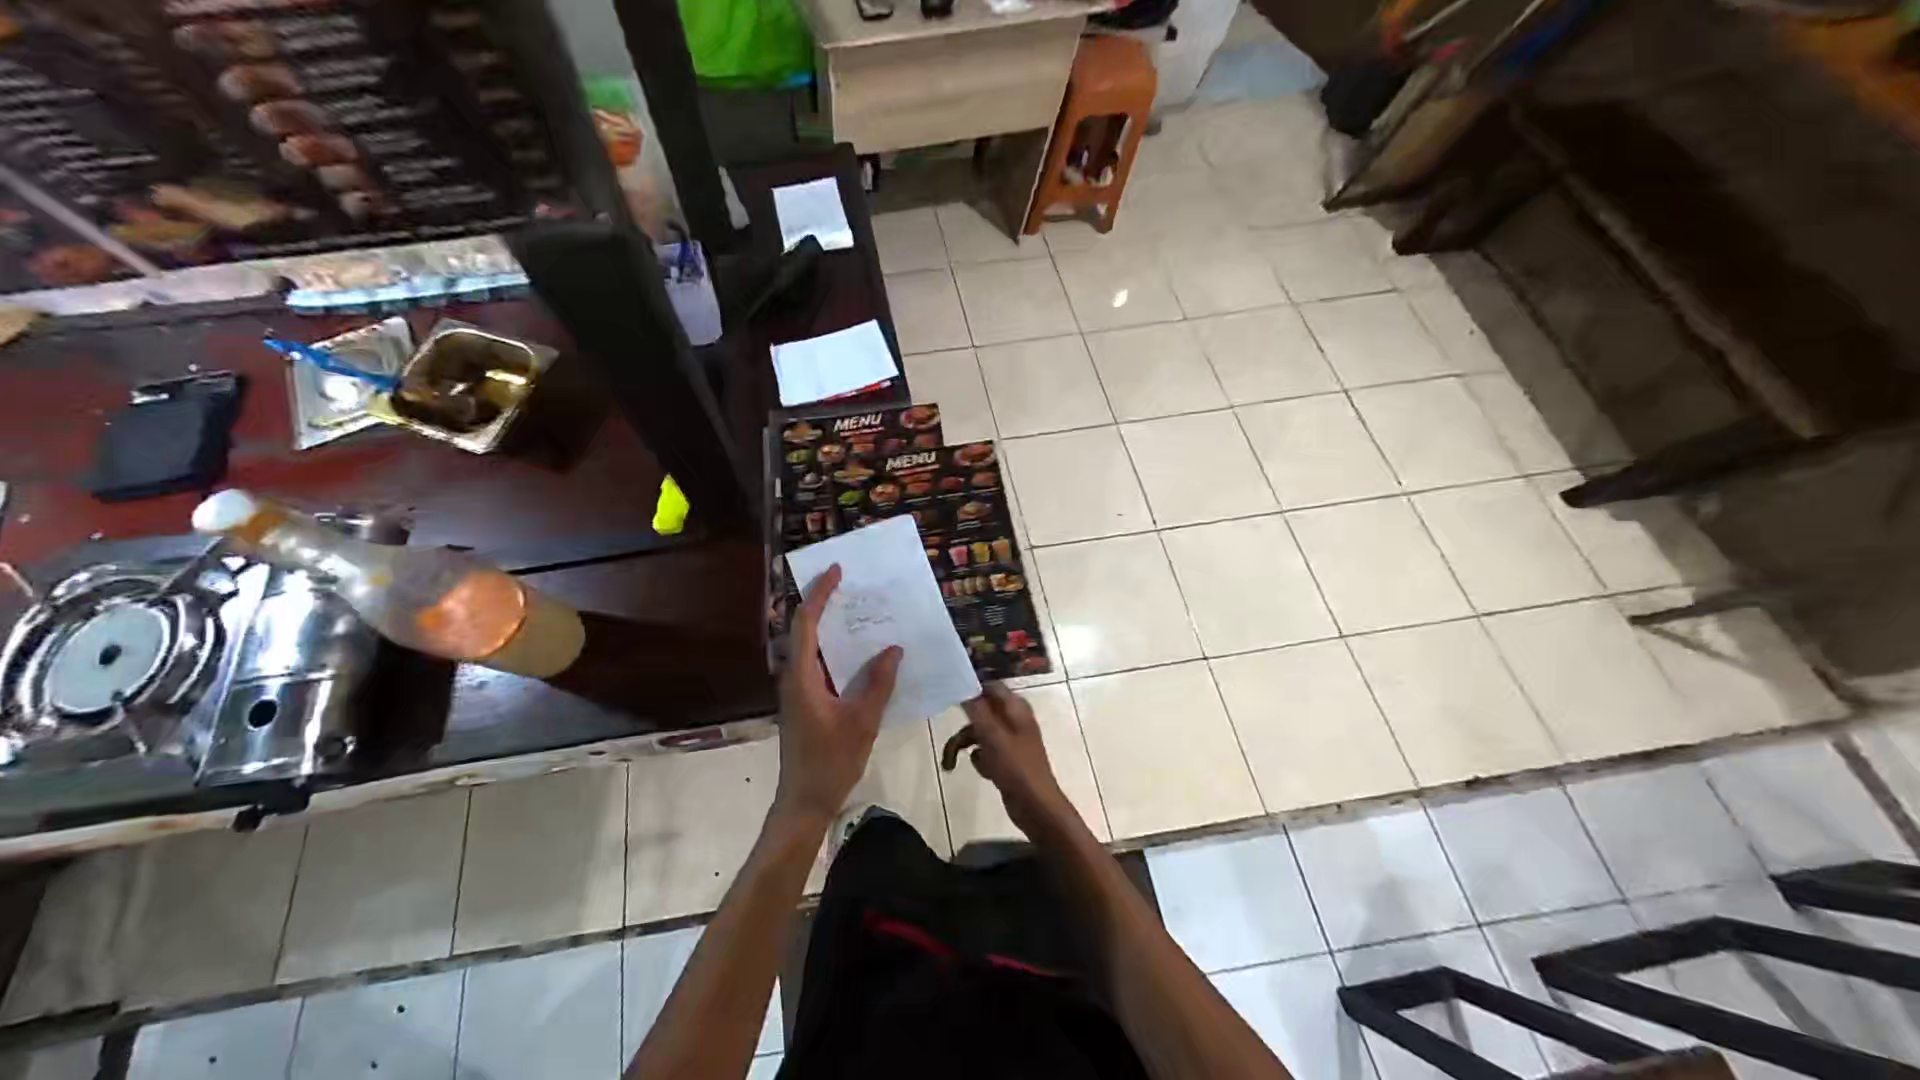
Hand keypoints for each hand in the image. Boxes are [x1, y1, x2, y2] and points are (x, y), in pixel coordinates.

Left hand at [774, 564, 901, 826]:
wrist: (804, 801)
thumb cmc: (830, 762)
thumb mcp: (861, 722)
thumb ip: (877, 684)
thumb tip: (894, 648)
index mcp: (802, 676)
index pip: (805, 624)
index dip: (819, 594)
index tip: (836, 571)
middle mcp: (796, 677)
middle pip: (806, 630)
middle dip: (826, 603)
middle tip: (854, 584)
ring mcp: (800, 690)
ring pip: (814, 647)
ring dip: (834, 627)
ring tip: (863, 610)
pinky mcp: (808, 701)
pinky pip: (822, 665)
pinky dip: (839, 651)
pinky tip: (864, 653)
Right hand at [945, 683, 1077, 839]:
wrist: (1035, 806)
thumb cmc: (1016, 767)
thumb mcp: (992, 735)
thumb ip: (976, 709)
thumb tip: (962, 685)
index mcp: (1016, 708)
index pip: (991, 687)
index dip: (971, 689)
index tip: (950, 695)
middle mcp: (1014, 720)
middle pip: (982, 712)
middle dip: (964, 728)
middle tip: (950, 742)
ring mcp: (1011, 740)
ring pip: (981, 734)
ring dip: (967, 746)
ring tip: (950, 763)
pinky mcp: (1008, 758)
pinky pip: (986, 751)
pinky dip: (982, 760)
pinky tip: (985, 772)